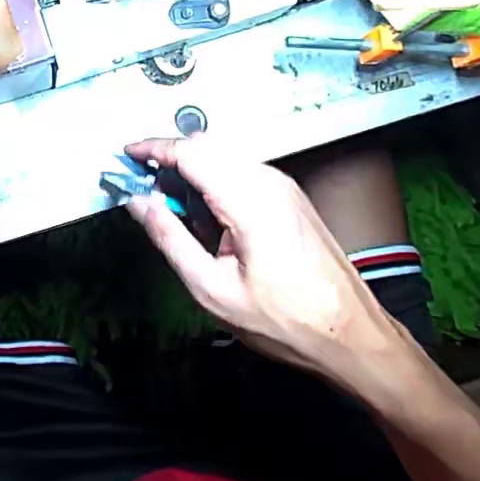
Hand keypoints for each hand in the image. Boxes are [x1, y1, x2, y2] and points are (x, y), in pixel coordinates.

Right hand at [122, 136, 408, 387]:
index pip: (190, 151)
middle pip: (206, 147)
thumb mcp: (213, 288)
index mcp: (249, 197)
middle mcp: (268, 180)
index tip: (127, 154)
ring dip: (192, 170)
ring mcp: (282, 185)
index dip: (153, 148)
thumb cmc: (286, 319)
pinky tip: (206, 215)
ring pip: (224, 157)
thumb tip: (139, 202)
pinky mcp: (288, 195)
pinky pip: (241, 171)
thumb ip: (170, 237)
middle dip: (169, 159)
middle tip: (142, 186)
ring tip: (171, 206)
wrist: (351, 333)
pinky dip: (214, 180)